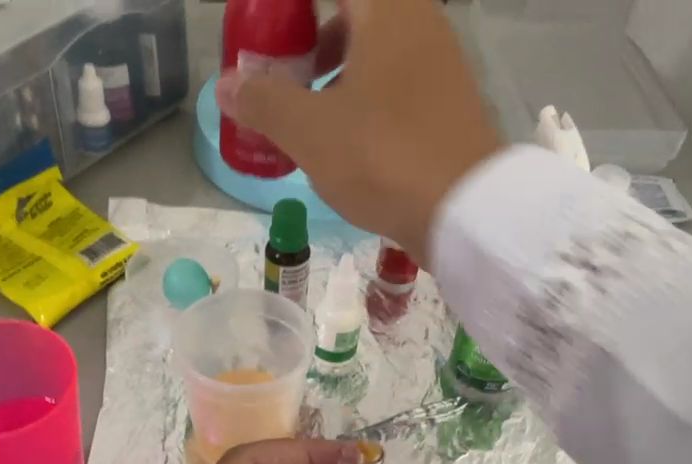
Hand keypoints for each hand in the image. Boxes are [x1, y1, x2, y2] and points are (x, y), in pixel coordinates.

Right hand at [217, 0, 502, 263]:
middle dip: (311, 45)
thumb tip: (226, 85)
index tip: (269, 41)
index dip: (293, 15)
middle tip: (280, 82)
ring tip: (304, 122)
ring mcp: (441, 67)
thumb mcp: (309, 131)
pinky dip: (364, 105)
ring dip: (336, 80)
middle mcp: (421, 24)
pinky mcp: (450, 109)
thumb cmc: (382, 156)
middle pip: (355, 18)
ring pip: (376, 56)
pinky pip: (396, 90)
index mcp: (388, 9)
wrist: (465, 214)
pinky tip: (344, 147)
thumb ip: (263, 101)